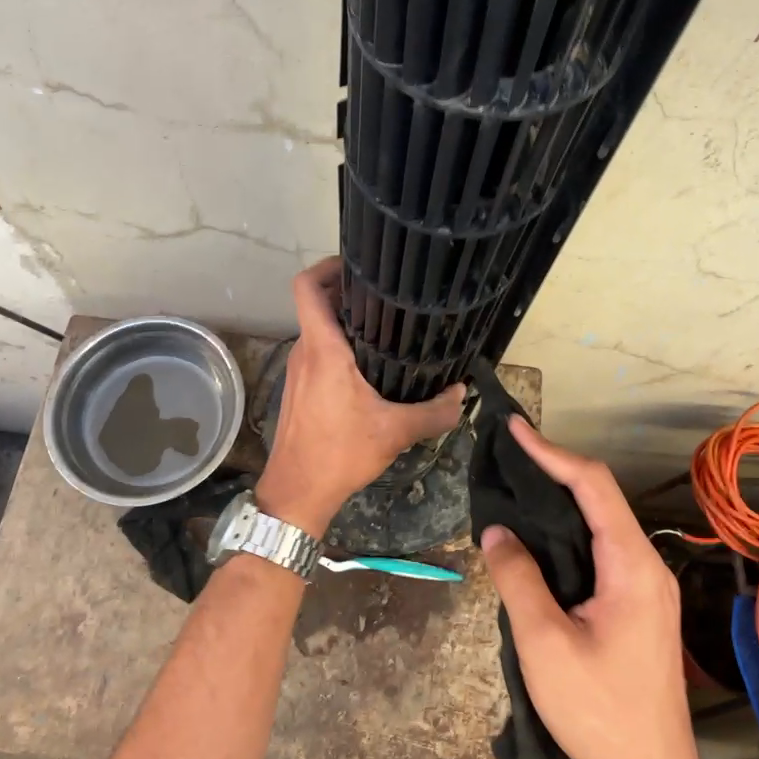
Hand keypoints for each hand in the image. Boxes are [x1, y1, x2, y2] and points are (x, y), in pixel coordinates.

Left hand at [257, 258, 464, 537]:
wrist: (297, 492)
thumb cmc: (339, 454)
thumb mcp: (395, 433)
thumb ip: (433, 412)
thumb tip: (461, 395)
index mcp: (323, 349)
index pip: (307, 287)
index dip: (328, 266)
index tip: (360, 265)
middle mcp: (305, 352)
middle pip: (317, 303)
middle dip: (349, 292)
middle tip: (388, 294)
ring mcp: (298, 371)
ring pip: (318, 329)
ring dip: (345, 321)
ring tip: (386, 326)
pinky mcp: (299, 389)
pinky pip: (318, 352)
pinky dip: (340, 347)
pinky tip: (370, 364)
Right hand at [481, 418, 729, 758]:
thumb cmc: (599, 709)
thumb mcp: (544, 642)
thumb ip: (518, 578)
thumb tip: (496, 532)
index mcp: (632, 565)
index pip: (593, 485)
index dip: (552, 451)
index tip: (514, 428)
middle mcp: (646, 566)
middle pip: (600, 498)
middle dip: (553, 469)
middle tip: (506, 454)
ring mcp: (646, 588)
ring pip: (601, 526)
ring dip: (560, 502)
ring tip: (514, 486)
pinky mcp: (637, 608)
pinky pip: (601, 553)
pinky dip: (568, 534)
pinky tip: (538, 540)